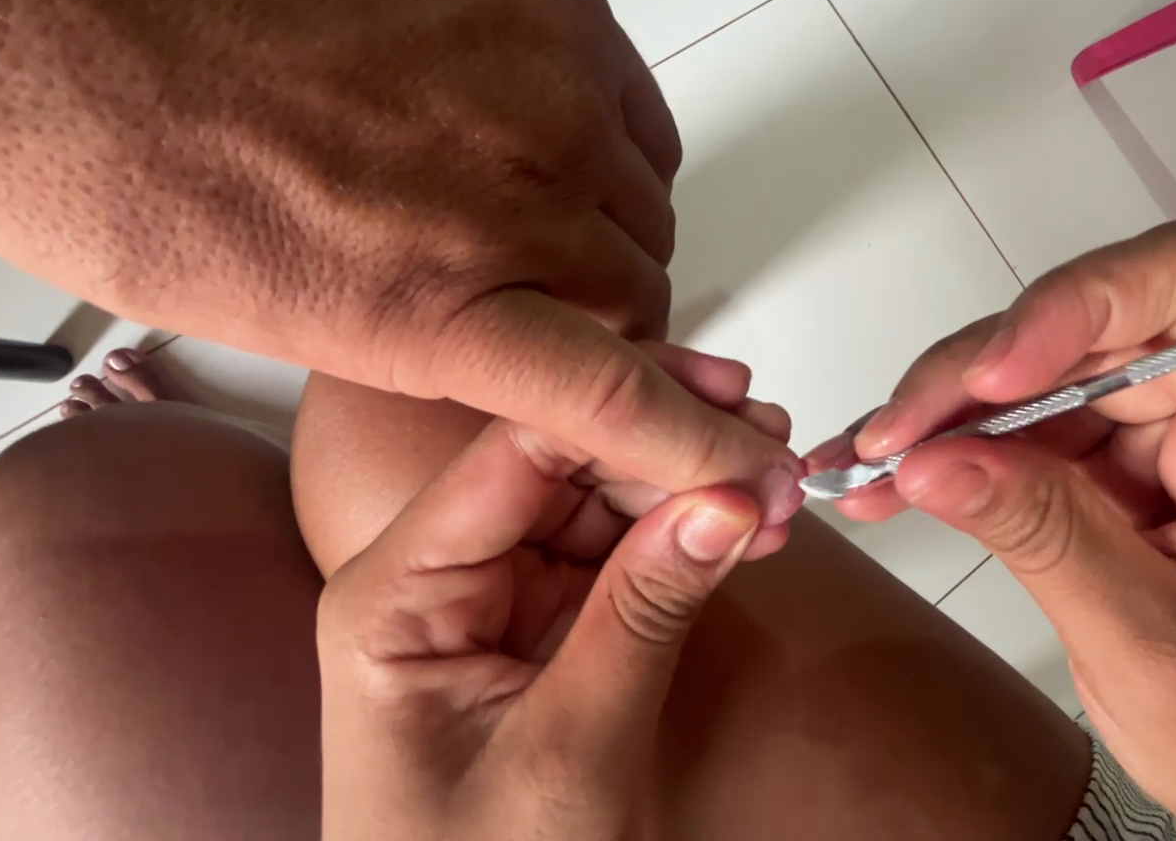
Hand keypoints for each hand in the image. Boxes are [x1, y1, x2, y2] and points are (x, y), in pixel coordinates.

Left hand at [0, 0, 797, 503]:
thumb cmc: (90, 125)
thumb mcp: (255, 304)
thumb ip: (419, 336)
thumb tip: (516, 340)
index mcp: (415, 298)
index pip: (614, 396)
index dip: (700, 446)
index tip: (754, 473)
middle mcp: (503, 188)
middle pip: (638, 290)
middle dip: (609, 318)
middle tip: (550, 304)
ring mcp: (534, 74)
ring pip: (644, 197)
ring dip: (607, 226)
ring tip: (526, 207)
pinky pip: (634, 107)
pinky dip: (612, 143)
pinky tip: (545, 134)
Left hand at [316, 346, 780, 839]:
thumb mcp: (572, 754)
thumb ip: (646, 612)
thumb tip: (728, 497)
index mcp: (398, 590)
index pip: (518, 454)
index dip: (629, 421)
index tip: (730, 425)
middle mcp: (441, 568)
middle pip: (565, 460)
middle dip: (673, 447)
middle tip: (771, 441)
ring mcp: (497, 584)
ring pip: (603, 494)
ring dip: (692, 482)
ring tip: (776, 478)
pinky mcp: (544, 607)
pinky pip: (621, 542)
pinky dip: (688, 530)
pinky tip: (746, 526)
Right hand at [826, 222, 1175, 840]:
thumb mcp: (1154, 655)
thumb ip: (1047, 540)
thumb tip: (929, 460)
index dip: (1088, 299)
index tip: (993, 376)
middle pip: (1080, 326)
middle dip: (971, 375)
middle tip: (886, 440)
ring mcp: (1146, 426)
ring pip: (1022, 368)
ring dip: (934, 410)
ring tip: (863, 465)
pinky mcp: (1090, 452)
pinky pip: (1000, 422)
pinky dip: (933, 444)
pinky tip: (874, 475)